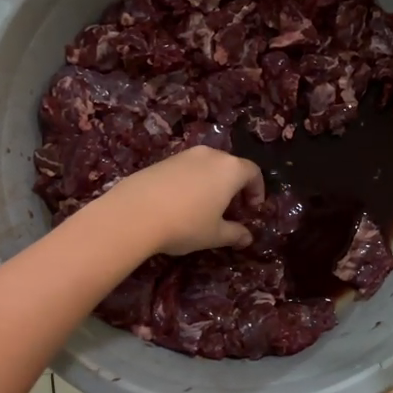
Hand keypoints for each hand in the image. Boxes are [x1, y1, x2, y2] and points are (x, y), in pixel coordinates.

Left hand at [100, 146, 264, 255]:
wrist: (134, 213)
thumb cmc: (185, 224)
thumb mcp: (214, 234)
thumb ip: (234, 234)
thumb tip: (247, 238)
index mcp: (230, 169)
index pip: (253, 172)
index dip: (257, 190)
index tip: (252, 209)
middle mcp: (210, 155)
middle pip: (230, 166)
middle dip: (234, 186)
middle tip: (230, 209)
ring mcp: (185, 155)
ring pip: (207, 166)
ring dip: (212, 183)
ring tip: (204, 206)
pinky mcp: (163, 160)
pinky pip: (186, 168)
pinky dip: (191, 181)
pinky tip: (180, 203)